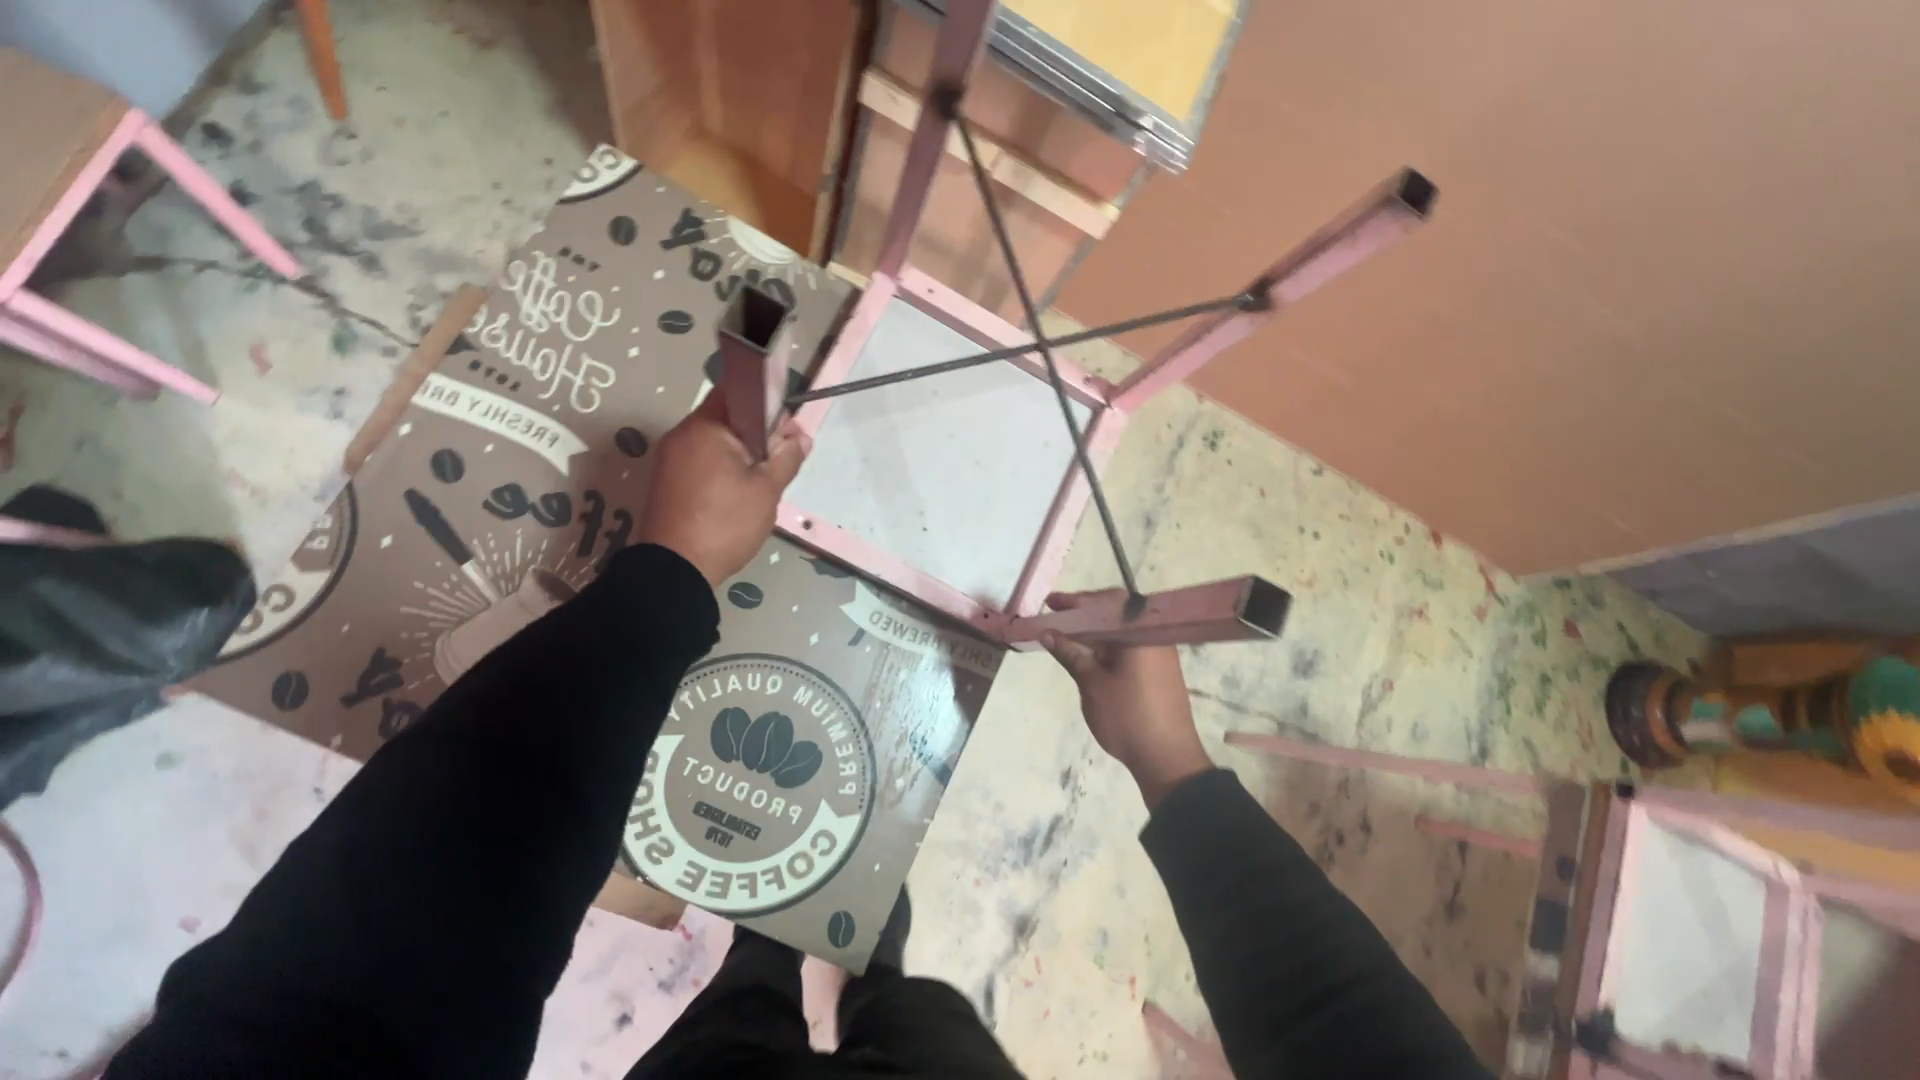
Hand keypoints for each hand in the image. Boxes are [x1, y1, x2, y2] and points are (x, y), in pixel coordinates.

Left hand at [636, 391, 810, 585]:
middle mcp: (682, 434)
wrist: (675, 569)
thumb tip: (801, 438)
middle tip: (782, 462)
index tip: (789, 435)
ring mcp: (670, 459)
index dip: (770, 407)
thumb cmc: (725, 523)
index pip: (740, 393)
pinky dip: (723, 469)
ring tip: (763, 482)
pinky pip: (702, 461)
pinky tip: (738, 494)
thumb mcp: (766, 490)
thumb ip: (786, 458)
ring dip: (742, 454)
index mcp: (705, 426)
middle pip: (728, 418)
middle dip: (759, 434)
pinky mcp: (667, 481)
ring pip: (715, 442)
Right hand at [1040, 590, 1212, 808]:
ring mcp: (1160, 651)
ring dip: (1096, 628)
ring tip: (1067, 633)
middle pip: (1116, 611)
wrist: (1168, 758)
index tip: (1050, 604)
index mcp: (1139, 631)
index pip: (1105, 602)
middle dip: (1085, 612)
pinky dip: (1109, 643)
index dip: (1075, 601)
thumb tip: (1047, 632)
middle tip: (1056, 615)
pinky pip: (1131, 643)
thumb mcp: (1091, 684)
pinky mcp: (1160, 668)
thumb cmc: (1127, 717)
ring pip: (1123, 629)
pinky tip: (1090, 652)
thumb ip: (1070, 653)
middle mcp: (1153, 634)